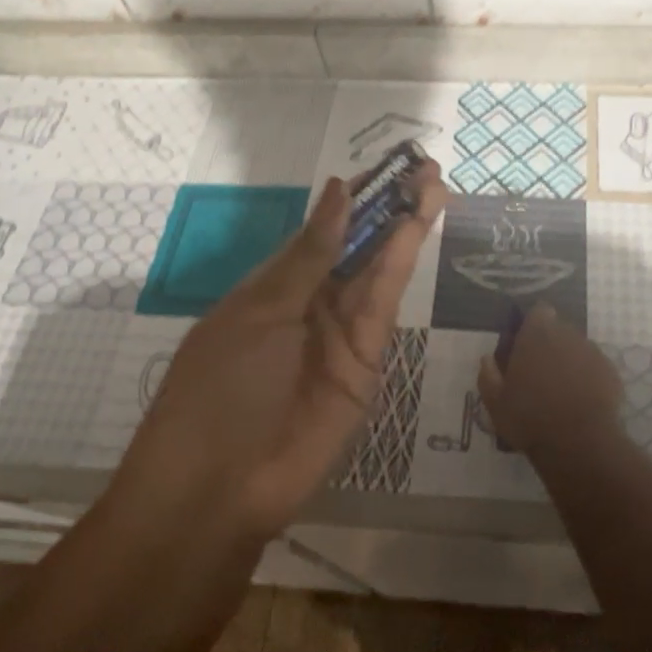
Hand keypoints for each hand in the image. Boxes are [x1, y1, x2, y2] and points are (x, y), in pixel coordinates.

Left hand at [119, 163, 447, 537]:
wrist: (219, 487)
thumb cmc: (219, 387)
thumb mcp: (259, 311)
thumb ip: (309, 254)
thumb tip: (337, 191)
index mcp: (272, 286)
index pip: (320, 230)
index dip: (352, 197)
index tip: (385, 164)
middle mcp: (309, 305)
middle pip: (355, 246)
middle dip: (387, 208)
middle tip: (423, 167)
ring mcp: (339, 335)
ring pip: (376, 270)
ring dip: (402, 229)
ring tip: (432, 186)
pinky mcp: (365, 364)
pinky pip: (383, 306)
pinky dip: (398, 265)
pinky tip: (413, 229)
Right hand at [476, 303, 621, 454]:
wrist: (578, 444)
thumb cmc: (530, 418)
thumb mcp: (496, 403)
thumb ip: (488, 376)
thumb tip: (487, 359)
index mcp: (537, 334)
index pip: (539, 311)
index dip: (533, 324)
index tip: (525, 344)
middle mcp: (568, 335)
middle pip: (560, 329)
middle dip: (551, 344)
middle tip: (540, 372)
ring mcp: (593, 353)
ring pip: (578, 348)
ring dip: (570, 361)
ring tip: (562, 390)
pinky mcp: (611, 373)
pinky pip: (595, 368)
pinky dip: (588, 378)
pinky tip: (581, 402)